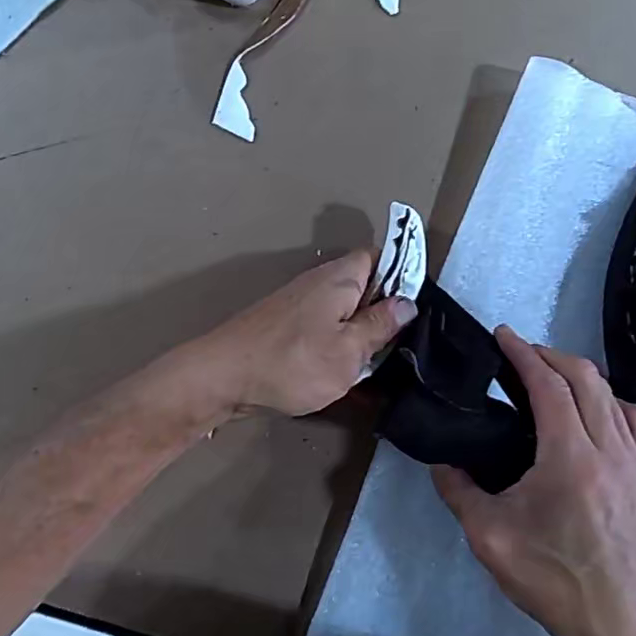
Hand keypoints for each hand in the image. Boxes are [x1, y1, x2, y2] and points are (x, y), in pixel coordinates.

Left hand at [189, 249, 416, 417]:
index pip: (381, 256)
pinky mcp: (285, 323)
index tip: (414, 306)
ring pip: (345, 308)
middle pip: (364, 284)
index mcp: (341, 278)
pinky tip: (340, 370)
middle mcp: (320, 281)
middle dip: (382, 310)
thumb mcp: (348, 352)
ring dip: (359, 331)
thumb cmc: (292, 363)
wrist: (220, 378)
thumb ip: (380, 326)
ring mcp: (300, 302)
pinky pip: (325, 324)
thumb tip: (407, 302)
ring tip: (370, 362)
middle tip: (396, 342)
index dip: (402, 275)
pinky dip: (337, 342)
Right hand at [431, 326, 635, 635]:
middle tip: (521, 353)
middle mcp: (610, 447)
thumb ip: (459, 492)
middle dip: (550, 355)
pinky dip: (611, 403)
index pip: (548, 384)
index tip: (503, 334)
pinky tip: (597, 415)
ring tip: (555, 379)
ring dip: (582, 376)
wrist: (618, 624)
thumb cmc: (553, 579)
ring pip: (613, 395)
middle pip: (585, 377)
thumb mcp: (490, 538)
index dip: (523, 353)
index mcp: (571, 456)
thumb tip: (441, 462)